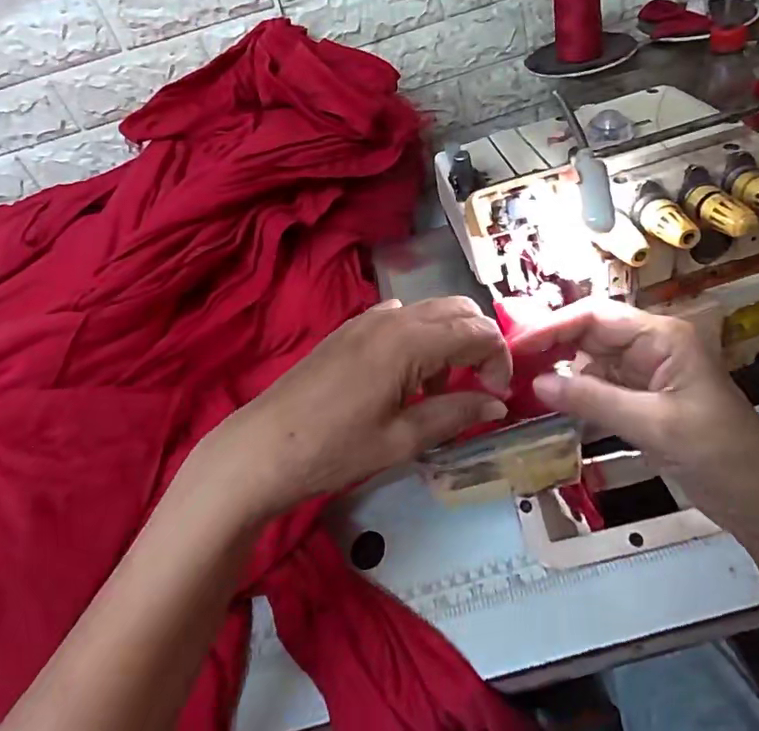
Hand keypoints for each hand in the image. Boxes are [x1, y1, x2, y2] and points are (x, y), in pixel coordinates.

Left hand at [188, 298, 511, 523]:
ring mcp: (369, 319)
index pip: (478, 331)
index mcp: (409, 341)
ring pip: (432, 310)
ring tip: (442, 390)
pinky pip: (403, 318)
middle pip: (460, 309)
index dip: (499, 359)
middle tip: (480, 386)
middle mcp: (393, 317)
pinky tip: (409, 377)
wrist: (260, 449)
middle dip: (481, 342)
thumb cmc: (333, 449)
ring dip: (452, 339)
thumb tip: (498, 403)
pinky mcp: (351, 328)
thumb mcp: (400, 440)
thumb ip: (455, 414)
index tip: (498, 395)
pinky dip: (423, 337)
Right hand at [516, 299, 758, 539]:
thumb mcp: (656, 426)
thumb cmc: (720, 454)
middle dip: (552, 346)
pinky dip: (577, 396)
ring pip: (594, 363)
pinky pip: (602, 390)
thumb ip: (594, 400)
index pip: (597, 316)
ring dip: (561, 372)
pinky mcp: (646, 404)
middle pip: (592, 335)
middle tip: (507, 363)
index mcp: (663, 336)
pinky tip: (549, 405)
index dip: (554, 325)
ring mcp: (649, 376)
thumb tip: (538, 382)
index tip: (515, 344)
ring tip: (518, 383)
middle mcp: (653, 348)